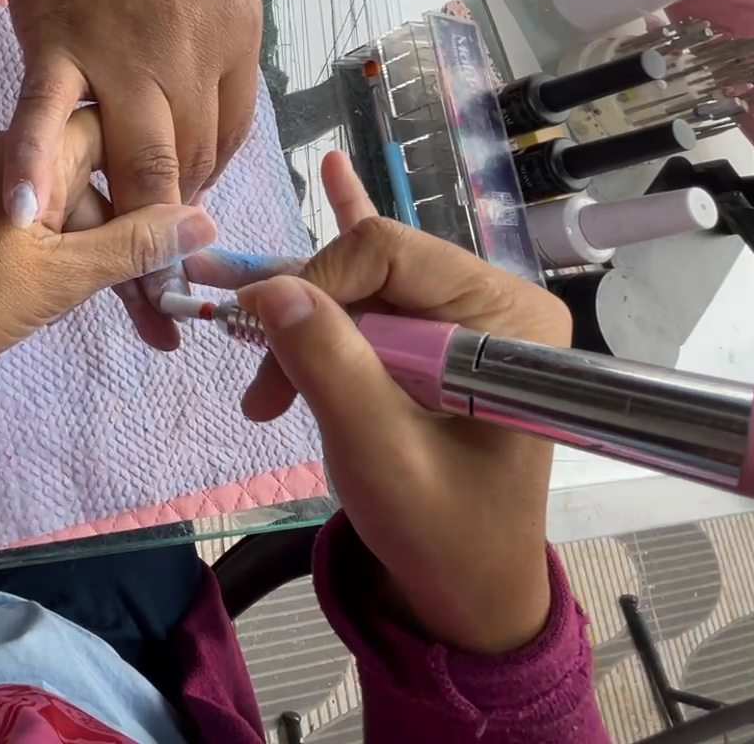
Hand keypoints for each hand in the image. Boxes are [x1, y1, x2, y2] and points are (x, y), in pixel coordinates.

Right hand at [0, 0, 262, 346]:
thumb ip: (219, 59)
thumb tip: (202, 131)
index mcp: (236, 34)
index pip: (228, 137)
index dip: (204, 183)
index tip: (178, 207)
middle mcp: (191, 50)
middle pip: (189, 160)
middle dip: (171, 220)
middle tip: (152, 265)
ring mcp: (123, 50)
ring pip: (136, 155)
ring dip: (123, 218)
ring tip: (108, 266)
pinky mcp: (58, 47)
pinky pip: (46, 116)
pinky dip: (31, 165)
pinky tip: (20, 214)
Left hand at [0, 108, 215, 361]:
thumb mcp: (61, 274)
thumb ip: (135, 246)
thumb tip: (205, 223)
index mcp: (37, 153)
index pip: (121, 138)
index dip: (163, 179)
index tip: (196, 231)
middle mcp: (26, 161)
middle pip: (109, 191)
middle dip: (145, 250)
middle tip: (178, 304)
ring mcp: (12, 194)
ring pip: (86, 223)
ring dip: (119, 272)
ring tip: (155, 330)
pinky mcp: (1, 225)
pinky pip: (58, 237)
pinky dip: (84, 271)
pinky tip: (114, 311)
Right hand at [187, 152, 570, 653]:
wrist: (459, 580)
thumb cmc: (435, 527)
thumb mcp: (377, 450)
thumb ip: (328, 363)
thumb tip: (266, 288)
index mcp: (502, 318)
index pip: (383, 251)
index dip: (312, 286)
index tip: (266, 350)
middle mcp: (487, 301)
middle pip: (361, 265)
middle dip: (298, 318)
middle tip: (261, 385)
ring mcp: (458, 312)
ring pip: (349, 281)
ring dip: (293, 319)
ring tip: (251, 361)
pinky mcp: (431, 328)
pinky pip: (377, 272)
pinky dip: (341, 235)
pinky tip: (332, 172)